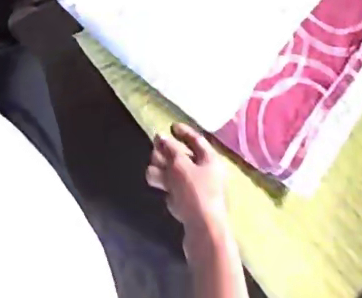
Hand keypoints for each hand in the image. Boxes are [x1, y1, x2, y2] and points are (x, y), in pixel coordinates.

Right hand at [146, 124, 229, 249]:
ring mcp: (200, 192)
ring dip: (163, 172)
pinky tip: (164, 193)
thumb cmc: (195, 193)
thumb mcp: (179, 165)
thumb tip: (160, 136)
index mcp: (210, 160)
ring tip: (152, 174)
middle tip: (154, 152)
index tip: (170, 126)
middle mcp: (207, 174)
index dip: (183, 131)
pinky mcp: (192, 207)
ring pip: (177, 175)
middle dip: (167, 154)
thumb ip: (169, 149)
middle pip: (183, 157)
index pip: (197, 140)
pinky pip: (177, 191)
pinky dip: (169, 189)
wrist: (204, 234)